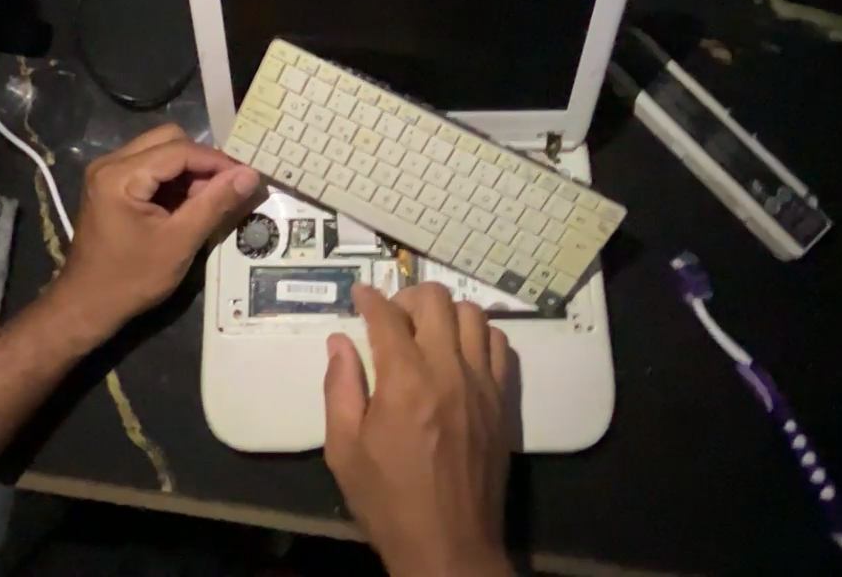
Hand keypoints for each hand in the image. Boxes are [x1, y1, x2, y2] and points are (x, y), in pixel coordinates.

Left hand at [47, 124, 260, 337]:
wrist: (87, 305)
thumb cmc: (132, 278)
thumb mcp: (181, 241)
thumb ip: (215, 202)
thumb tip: (250, 174)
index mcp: (121, 175)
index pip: (179, 149)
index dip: (216, 160)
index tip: (247, 176)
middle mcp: (110, 162)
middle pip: (169, 140)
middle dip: (201, 161)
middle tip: (225, 187)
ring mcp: (108, 171)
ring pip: (161, 149)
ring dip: (189, 169)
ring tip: (209, 198)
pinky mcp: (111, 183)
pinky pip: (151, 165)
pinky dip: (173, 178)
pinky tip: (187, 202)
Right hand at [325, 283, 517, 576]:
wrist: (449, 548)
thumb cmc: (389, 500)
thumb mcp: (344, 450)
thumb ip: (339, 387)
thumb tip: (339, 342)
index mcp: (404, 380)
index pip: (387, 315)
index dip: (369, 298)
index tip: (360, 294)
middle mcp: (447, 369)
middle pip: (436, 300)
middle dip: (408, 297)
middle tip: (393, 317)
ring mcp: (481, 383)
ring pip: (472, 314)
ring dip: (445, 313)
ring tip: (428, 332)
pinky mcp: (503, 400)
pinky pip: (499, 344)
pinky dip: (479, 335)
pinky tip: (462, 352)